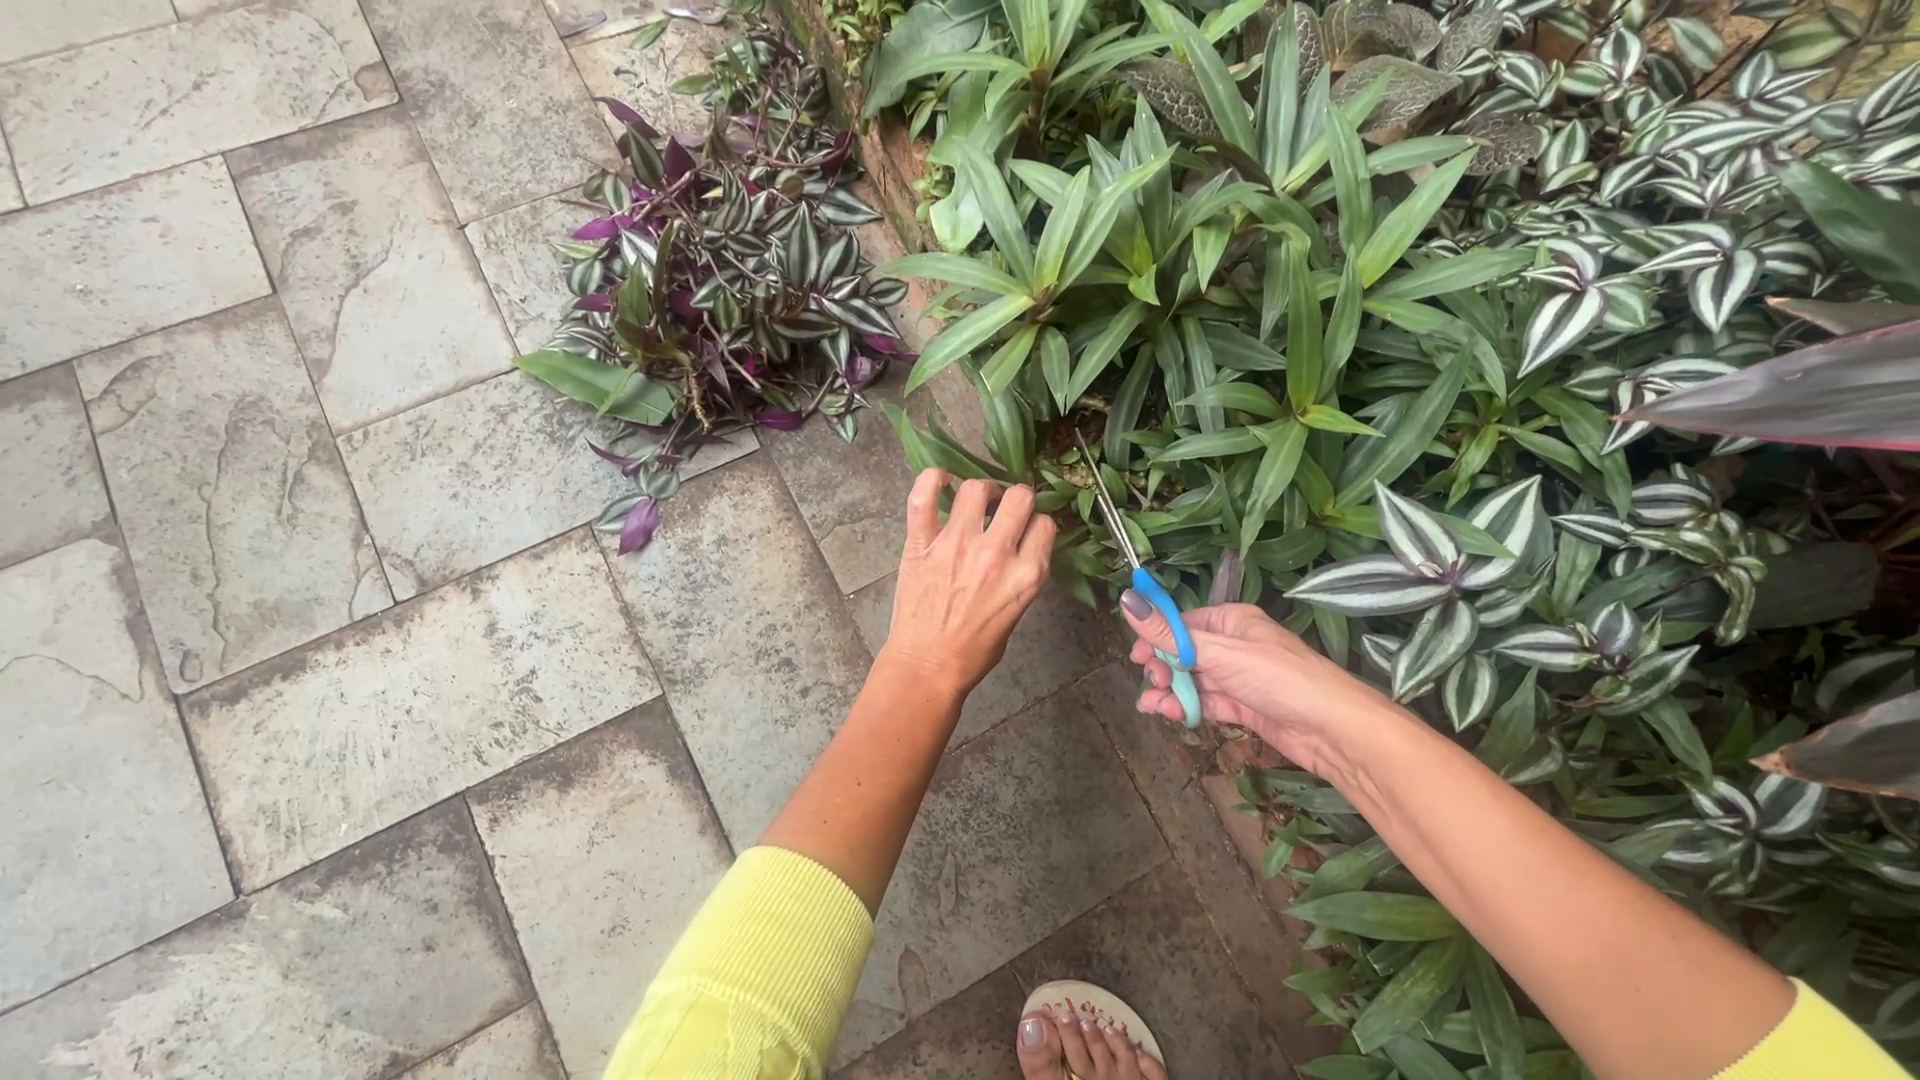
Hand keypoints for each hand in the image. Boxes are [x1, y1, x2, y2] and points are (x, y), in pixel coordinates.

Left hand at [880, 469, 1056, 697]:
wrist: (928, 666)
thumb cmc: (974, 650)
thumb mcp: (1018, 613)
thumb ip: (1023, 576)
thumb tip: (1021, 546)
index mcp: (1026, 574)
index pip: (1045, 524)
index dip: (1037, 522)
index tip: (1027, 527)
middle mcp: (995, 553)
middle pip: (1020, 497)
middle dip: (1016, 498)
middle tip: (1004, 509)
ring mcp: (956, 544)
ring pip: (977, 489)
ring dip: (981, 489)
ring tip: (976, 500)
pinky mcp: (921, 544)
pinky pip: (923, 497)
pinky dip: (931, 479)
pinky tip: (940, 479)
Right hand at [1122, 598, 1402, 775]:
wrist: (1334, 730)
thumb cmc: (1279, 678)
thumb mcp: (1218, 652)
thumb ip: (1170, 633)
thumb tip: (1126, 599)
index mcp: (1232, 620)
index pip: (1183, 623)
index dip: (1156, 637)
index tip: (1135, 656)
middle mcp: (1235, 645)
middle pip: (1185, 653)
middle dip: (1163, 668)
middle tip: (1152, 682)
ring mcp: (1240, 678)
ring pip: (1193, 681)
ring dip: (1170, 692)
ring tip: (1153, 706)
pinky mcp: (1245, 707)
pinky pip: (1207, 703)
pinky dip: (1187, 708)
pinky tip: (1170, 714)